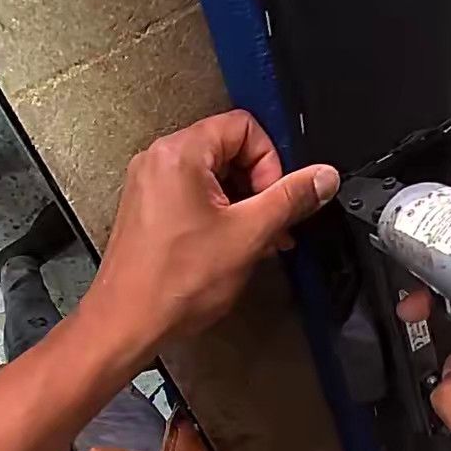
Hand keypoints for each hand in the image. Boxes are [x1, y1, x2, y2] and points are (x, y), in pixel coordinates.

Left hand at [84, 110, 339, 352]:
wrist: (127, 323)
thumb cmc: (175, 283)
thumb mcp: (248, 236)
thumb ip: (290, 199)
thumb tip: (323, 176)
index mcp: (181, 154)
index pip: (244, 127)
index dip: (270, 162)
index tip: (276, 199)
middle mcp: (159, 161)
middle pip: (228, 149)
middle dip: (258, 186)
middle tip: (271, 224)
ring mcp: (150, 185)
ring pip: (212, 176)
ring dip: (241, 204)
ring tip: (255, 242)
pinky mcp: (148, 210)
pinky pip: (192, 196)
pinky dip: (218, 215)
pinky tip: (231, 247)